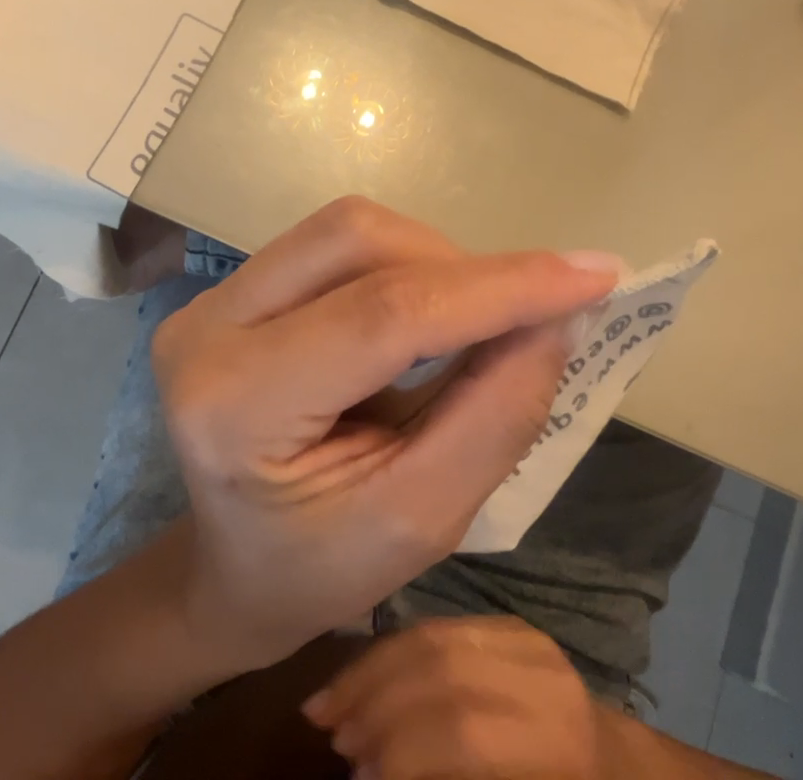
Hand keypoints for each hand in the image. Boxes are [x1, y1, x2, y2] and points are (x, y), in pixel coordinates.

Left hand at [153, 197, 618, 667]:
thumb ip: (493, 418)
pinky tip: (430, 320)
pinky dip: (403, 271)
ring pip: (347, 233)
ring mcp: (208, 302)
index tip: (596, 276)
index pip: (383, 315)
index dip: (497, 288)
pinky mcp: (229, 293)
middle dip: (463, 270)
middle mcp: (206, 331)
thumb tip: (557, 319)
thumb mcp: (421, 520)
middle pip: (357, 241)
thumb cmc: (321, 568)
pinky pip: (334, 250)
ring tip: (477, 328)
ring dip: (434, 266)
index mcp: (237, 406)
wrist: (235, 569)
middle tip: (530, 318)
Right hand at [304, 617, 620, 779]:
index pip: (464, 732)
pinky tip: (359, 677)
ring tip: (329, 709)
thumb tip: (369, 771)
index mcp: (553, 739)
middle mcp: (542, 679)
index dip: (401, 751)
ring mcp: (527, 642)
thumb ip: (443, 771)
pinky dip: (389, 651)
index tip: (358, 776)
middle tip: (334, 739)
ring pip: (432, 637)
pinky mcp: (510, 626)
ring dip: (370, 671)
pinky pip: (437, 627)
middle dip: (375, 703)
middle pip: (441, 670)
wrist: (610, 763)